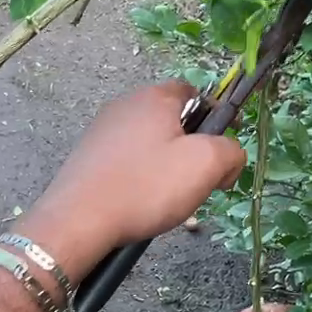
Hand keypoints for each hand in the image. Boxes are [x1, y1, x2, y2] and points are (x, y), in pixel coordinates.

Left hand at [17, 81, 244, 277]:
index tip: (224, 146)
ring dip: (167, 165)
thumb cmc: (147, 186)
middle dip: (193, 147)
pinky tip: (142, 202)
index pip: (195, 91)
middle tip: (200, 180)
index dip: (216, 116)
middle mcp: (126, 105)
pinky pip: (128, 160)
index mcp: (155, 97)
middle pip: (173, 119)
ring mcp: (103, 130)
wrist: (80, 220)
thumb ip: (232, 151)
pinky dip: (141, 176)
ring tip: (170, 197)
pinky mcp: (89, 156)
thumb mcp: (207, 164)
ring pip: (151, 142)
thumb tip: (231, 155)